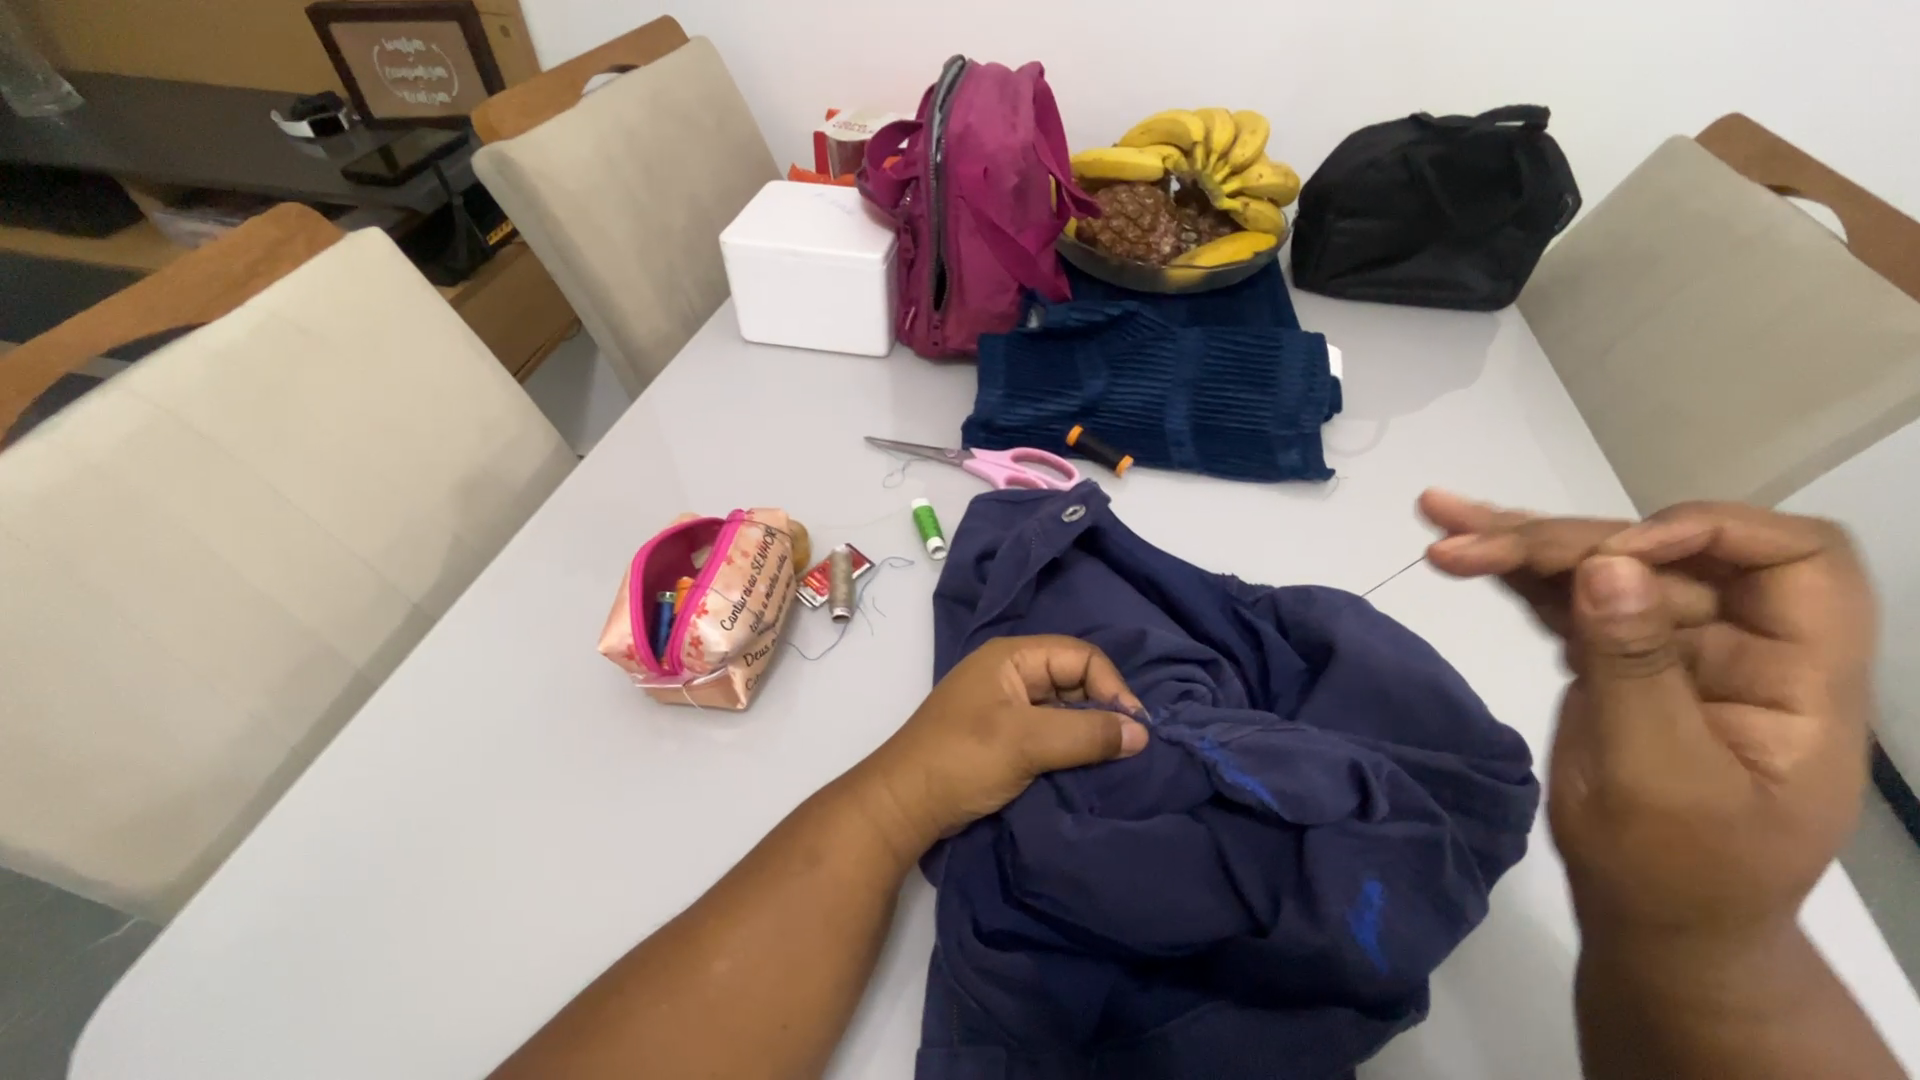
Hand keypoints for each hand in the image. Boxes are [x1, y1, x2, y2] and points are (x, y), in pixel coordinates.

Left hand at [852, 636, 1147, 856]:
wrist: (904, 803)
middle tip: (1127, 748)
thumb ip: (1087, 734)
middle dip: (1103, 709)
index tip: (1134, 728)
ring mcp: (1005, 706)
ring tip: (1112, 761)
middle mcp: (1011, 673)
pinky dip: (1070, 747)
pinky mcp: (1004, 736)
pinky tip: (1086, 768)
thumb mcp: (1028, 742)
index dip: (1112, 686)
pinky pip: (1049, 732)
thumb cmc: (963, 759)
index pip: (1080, 656)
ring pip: (1064, 709)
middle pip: (1074, 680)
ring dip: (1088, 732)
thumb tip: (1142, 733)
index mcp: (1012, 657)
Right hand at [1419, 491, 1874, 941]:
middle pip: (1658, 554)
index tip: (1607, 559)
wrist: (1655, 917)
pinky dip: (1510, 574)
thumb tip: (1606, 566)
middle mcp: (1736, 642)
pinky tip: (1456, 549)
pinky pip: (1564, 598)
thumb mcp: (1658, 775)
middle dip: (1560, 540)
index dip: (1704, 535)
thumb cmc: (1678, 868)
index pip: (1790, 557)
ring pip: (1599, 566)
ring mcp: (1667, 645)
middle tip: (1460, 543)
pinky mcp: (1610, 656)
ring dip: (1518, 541)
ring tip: (1439, 516)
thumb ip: (1635, 667)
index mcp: (1794, 672)